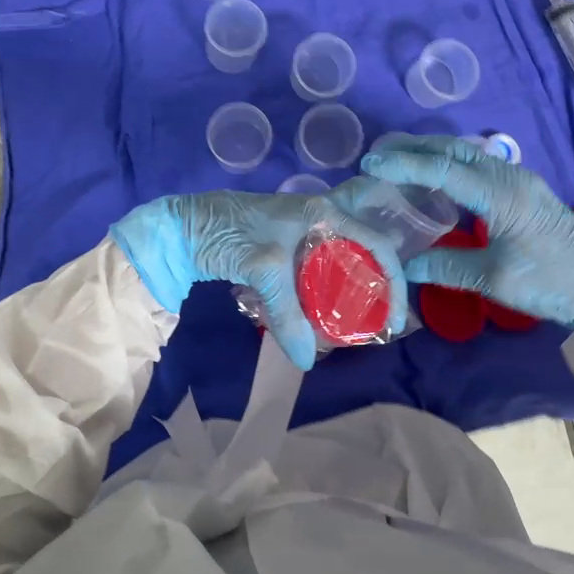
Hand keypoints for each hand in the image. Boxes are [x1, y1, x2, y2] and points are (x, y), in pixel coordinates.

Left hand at [110, 179, 407, 369]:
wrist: (180, 228)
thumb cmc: (226, 232)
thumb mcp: (262, 269)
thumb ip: (288, 314)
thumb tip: (308, 361)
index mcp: (324, 212)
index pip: (377, 243)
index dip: (394, 281)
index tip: (394, 320)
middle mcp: (319, 220)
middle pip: (361, 257)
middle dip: (371, 293)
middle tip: (371, 329)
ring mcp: (300, 236)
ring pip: (336, 269)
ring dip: (343, 298)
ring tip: (346, 331)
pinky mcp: (282, 251)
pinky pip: (312, 277)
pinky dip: (317, 299)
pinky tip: (314, 321)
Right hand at [359, 134, 573, 365]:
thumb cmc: (551, 284)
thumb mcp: (494, 279)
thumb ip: (447, 266)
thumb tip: (404, 265)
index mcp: (502, 195)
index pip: (443, 170)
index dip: (404, 165)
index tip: (371, 164)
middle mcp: (509, 176)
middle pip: (453, 150)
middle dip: (412, 148)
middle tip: (376, 154)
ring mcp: (518, 178)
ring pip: (466, 152)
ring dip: (430, 152)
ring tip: (396, 159)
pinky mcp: (522, 187)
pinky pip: (478, 163)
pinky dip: (449, 162)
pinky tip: (433, 176)